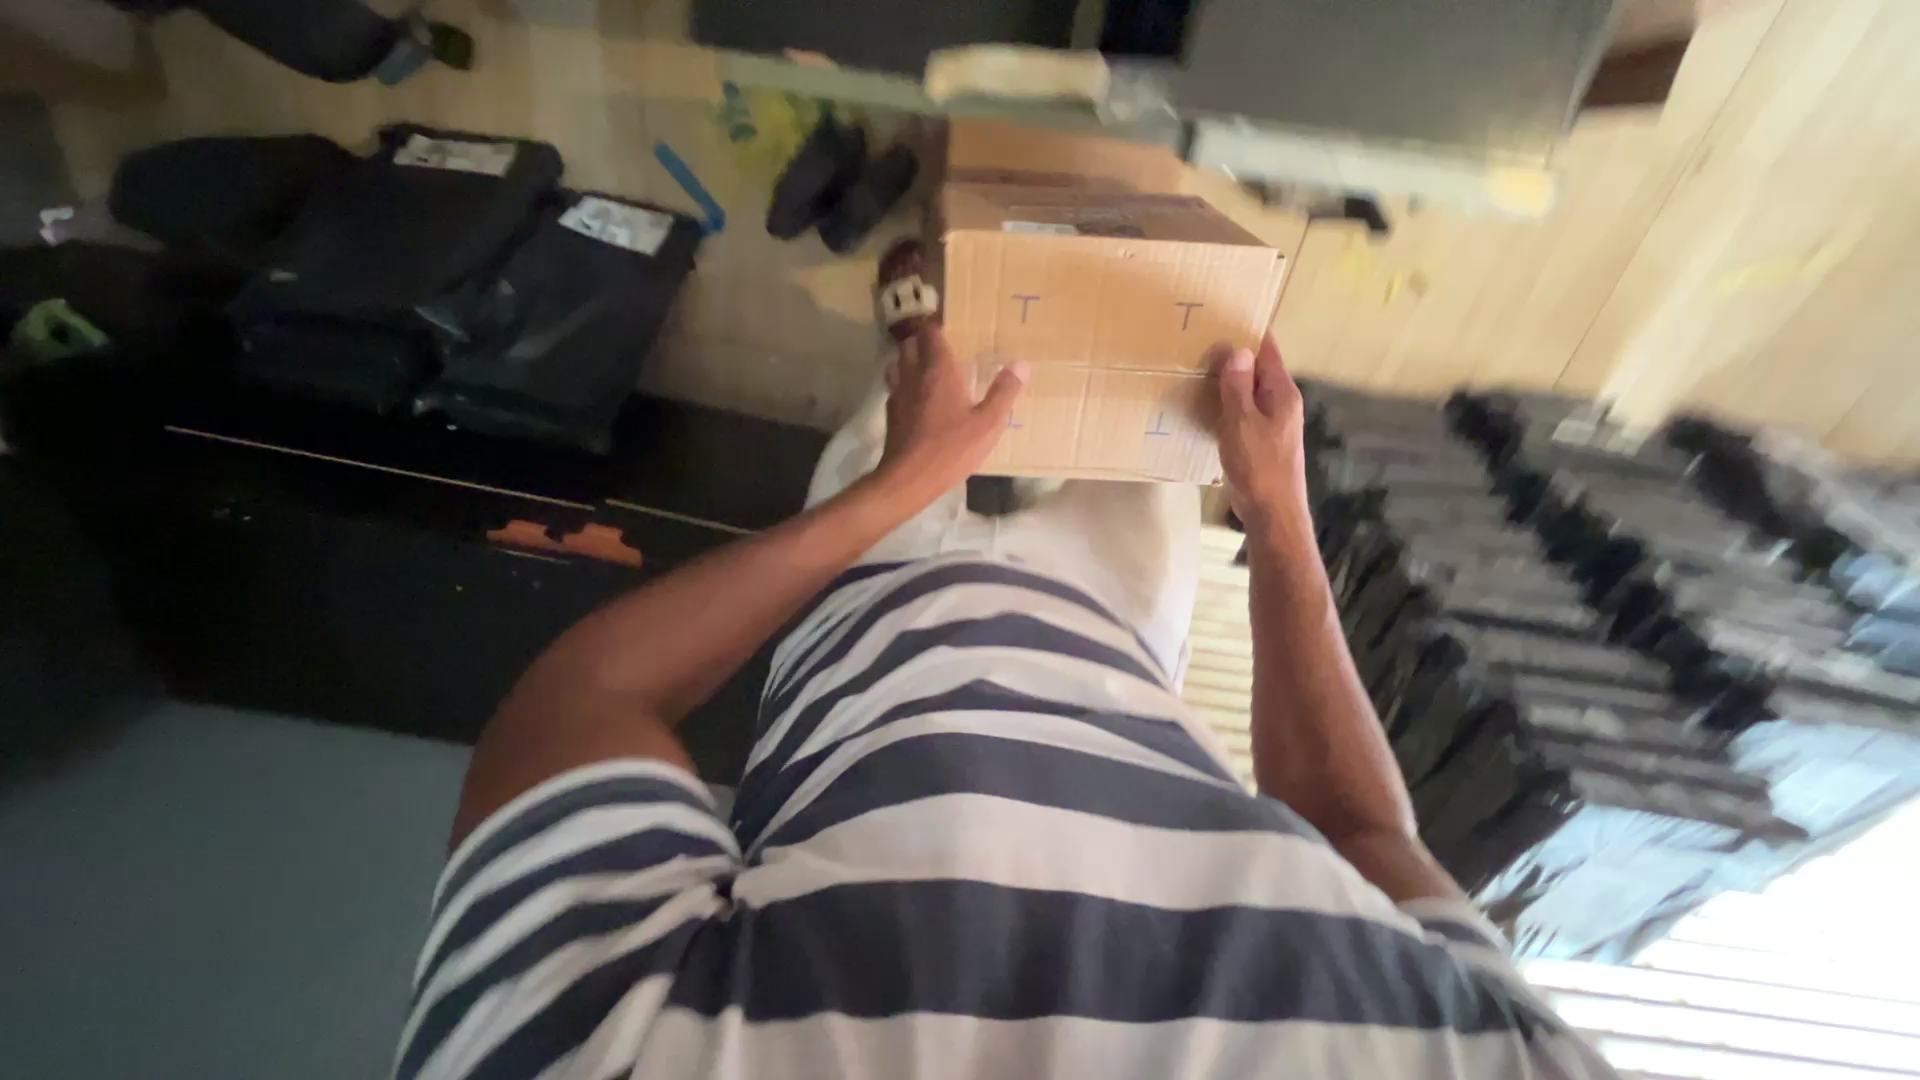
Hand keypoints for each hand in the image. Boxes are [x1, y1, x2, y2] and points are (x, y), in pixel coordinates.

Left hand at [876, 325, 1027, 500]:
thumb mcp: (988, 423)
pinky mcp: (890, 414)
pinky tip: (916, 398)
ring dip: (909, 359)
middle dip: (922, 340)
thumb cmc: (951, 448)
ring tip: (926, 368)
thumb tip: (1022, 363)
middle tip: (941, 346)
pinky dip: (904, 384)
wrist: (909, 478)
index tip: (951, 326)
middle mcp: (913, 375)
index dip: (938, 325)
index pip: (931, 333)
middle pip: (910, 344)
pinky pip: (894, 387)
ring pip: (897, 363)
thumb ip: (1004, 392)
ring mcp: (897, 394)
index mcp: (939, 370)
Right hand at [1216, 335, 1306, 527]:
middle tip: (1199, 344)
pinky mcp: (1259, 442)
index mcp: (1282, 393)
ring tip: (1197, 372)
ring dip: (1226, 384)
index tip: (1223, 319)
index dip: (1248, 333)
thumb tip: (1237, 350)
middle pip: (1257, 370)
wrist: (1271, 511)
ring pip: (1247, 393)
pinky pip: (1241, 414)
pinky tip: (1204, 409)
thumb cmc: (1259, 465)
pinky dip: (1225, 407)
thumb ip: (1238, 386)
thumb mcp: (1243, 422)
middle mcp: (1280, 404)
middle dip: (1233, 357)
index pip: (1268, 351)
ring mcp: (1271, 424)